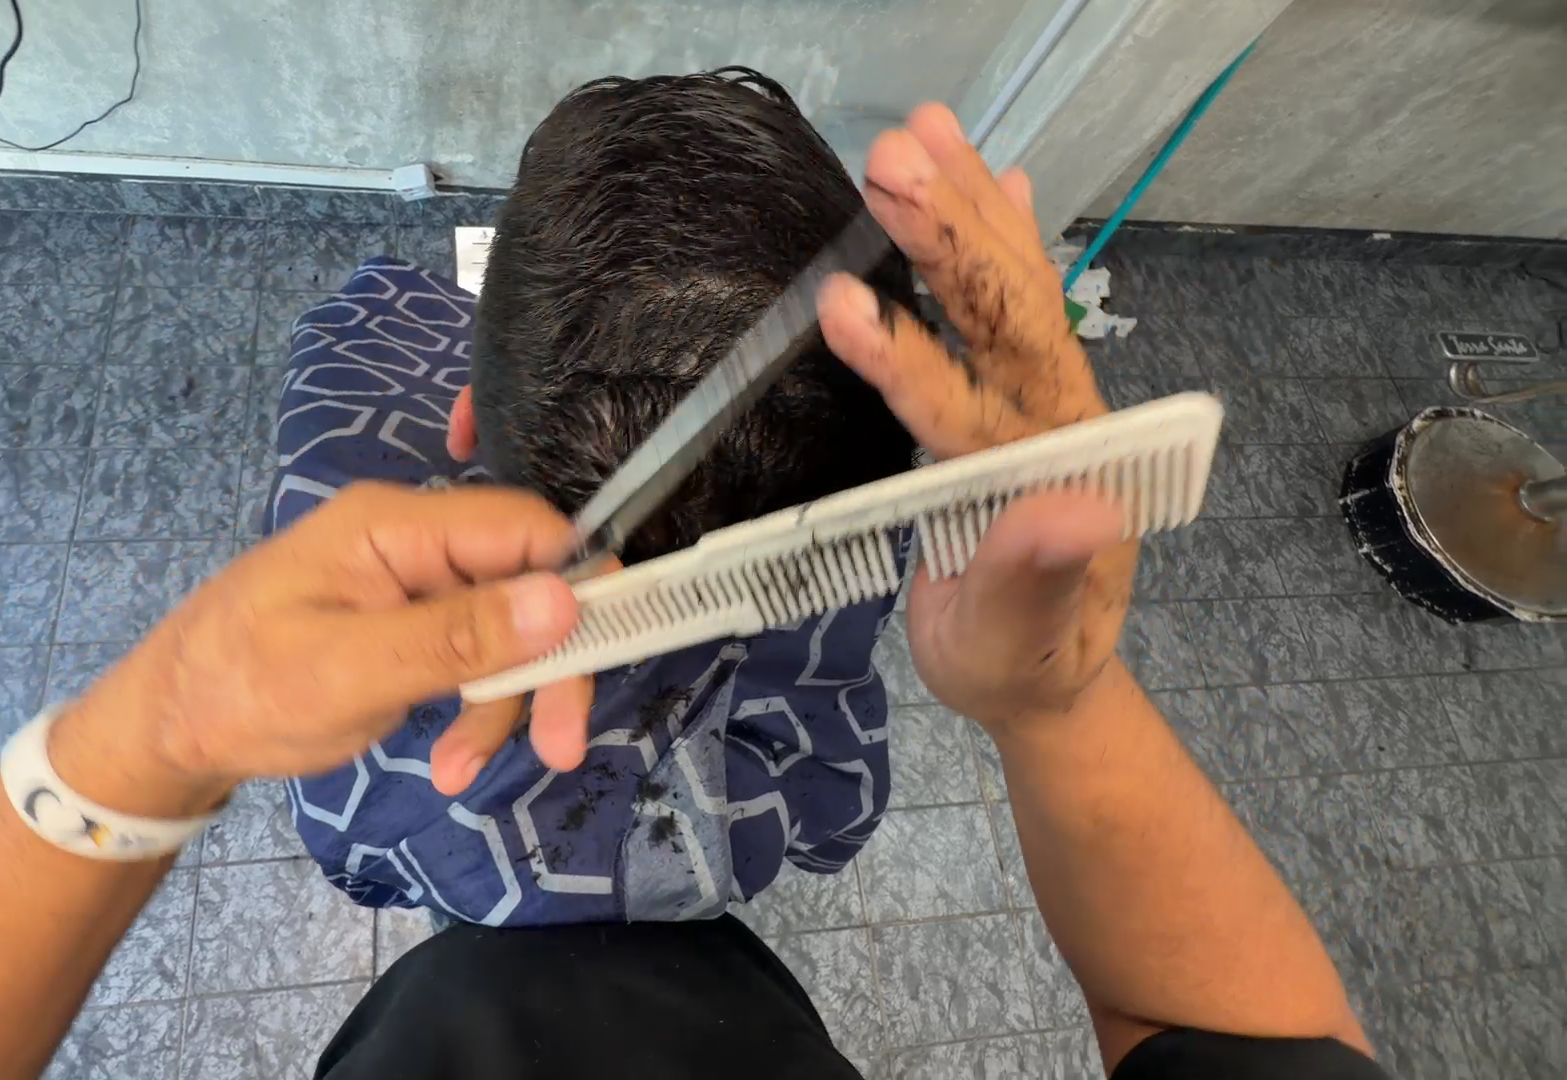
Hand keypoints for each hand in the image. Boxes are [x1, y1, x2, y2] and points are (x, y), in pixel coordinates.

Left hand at [46, 483, 592, 816]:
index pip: (521, 527)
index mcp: (397, 527)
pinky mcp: (418, 628)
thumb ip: (456, 638)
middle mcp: (418, 545)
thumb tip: (566, 600)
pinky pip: (477, 660)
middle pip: (526, 585)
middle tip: (562, 743)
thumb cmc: (238, 691)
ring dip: (506, 703)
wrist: (170, 729)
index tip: (604, 650)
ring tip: (463, 770)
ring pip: (509, 632)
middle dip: (548, 664)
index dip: (576, 579)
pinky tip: (453, 762)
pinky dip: (478, 711)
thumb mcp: (346, 672)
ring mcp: (419, 588)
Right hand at [816, 103, 1137, 731]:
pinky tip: (999, 182)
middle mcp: (1058, 420)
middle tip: (888, 157)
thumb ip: (1034, 582)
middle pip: (1004, 315)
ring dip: (969, 209)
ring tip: (922, 133)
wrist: (1044, 670)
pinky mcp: (1025, 401)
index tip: (838, 304)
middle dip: (946, 235)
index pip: (969, 404)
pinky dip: (1007, 238)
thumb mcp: (1010, 643)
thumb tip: (1070, 501)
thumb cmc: (1010, 664)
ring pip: (1013, 291)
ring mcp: (1047, 402)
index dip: (905, 357)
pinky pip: (1020, 308)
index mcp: (1047, 477)